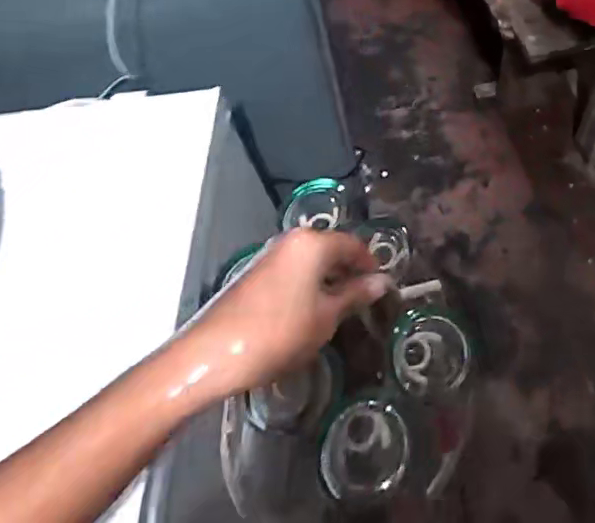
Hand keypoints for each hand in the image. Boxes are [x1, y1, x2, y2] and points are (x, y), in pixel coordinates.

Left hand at [172, 228, 392, 401]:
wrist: (212, 355)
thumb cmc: (278, 333)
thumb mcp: (325, 318)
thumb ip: (355, 295)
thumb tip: (381, 282)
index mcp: (313, 243)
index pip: (355, 245)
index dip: (372, 266)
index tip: (383, 289)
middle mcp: (292, 240)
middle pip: (332, 249)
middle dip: (350, 272)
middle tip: (364, 302)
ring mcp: (271, 255)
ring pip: (312, 262)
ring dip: (328, 281)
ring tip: (340, 311)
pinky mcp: (256, 273)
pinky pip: (294, 271)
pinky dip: (307, 286)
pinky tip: (310, 314)